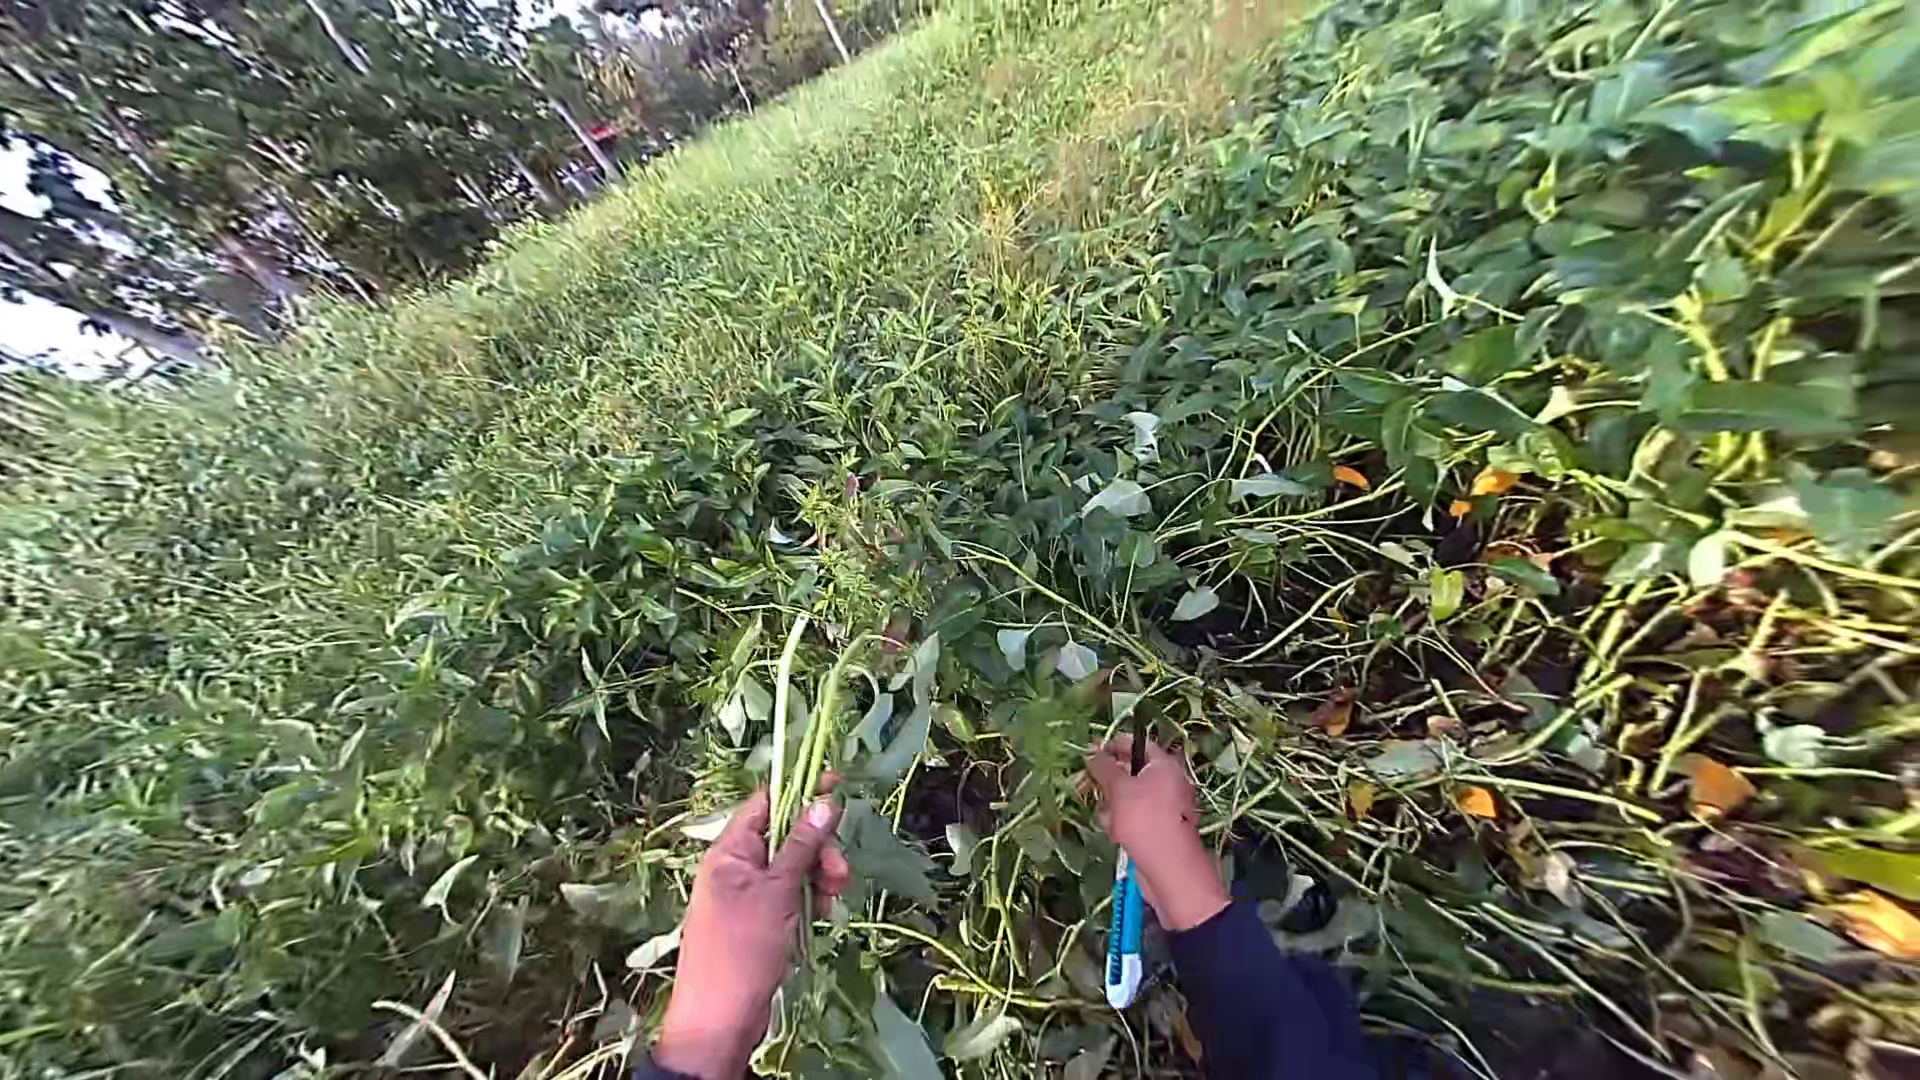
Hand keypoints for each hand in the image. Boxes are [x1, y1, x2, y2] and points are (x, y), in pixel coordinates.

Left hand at [653, 789, 850, 1079]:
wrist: (718, 1028)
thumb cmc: (741, 951)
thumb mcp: (777, 892)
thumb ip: (802, 844)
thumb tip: (825, 800)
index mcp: (731, 849)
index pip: (768, 801)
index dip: (801, 789)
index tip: (835, 783)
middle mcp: (739, 863)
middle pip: (788, 832)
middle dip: (818, 846)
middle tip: (838, 869)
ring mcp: (750, 890)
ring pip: (795, 862)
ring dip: (819, 872)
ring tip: (833, 895)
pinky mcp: (762, 914)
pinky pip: (793, 889)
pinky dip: (811, 895)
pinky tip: (822, 912)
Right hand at [1085, 735, 1228, 931]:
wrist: (1169, 872)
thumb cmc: (1145, 820)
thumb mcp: (1119, 788)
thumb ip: (1103, 767)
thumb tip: (1092, 752)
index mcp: (1165, 766)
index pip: (1138, 744)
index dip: (1114, 744)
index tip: (1092, 750)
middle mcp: (1167, 783)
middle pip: (1131, 771)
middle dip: (1110, 780)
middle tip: (1093, 784)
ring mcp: (1163, 807)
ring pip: (1128, 796)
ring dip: (1113, 805)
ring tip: (1109, 817)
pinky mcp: (1156, 828)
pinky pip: (1133, 816)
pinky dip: (1121, 821)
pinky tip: (1115, 832)